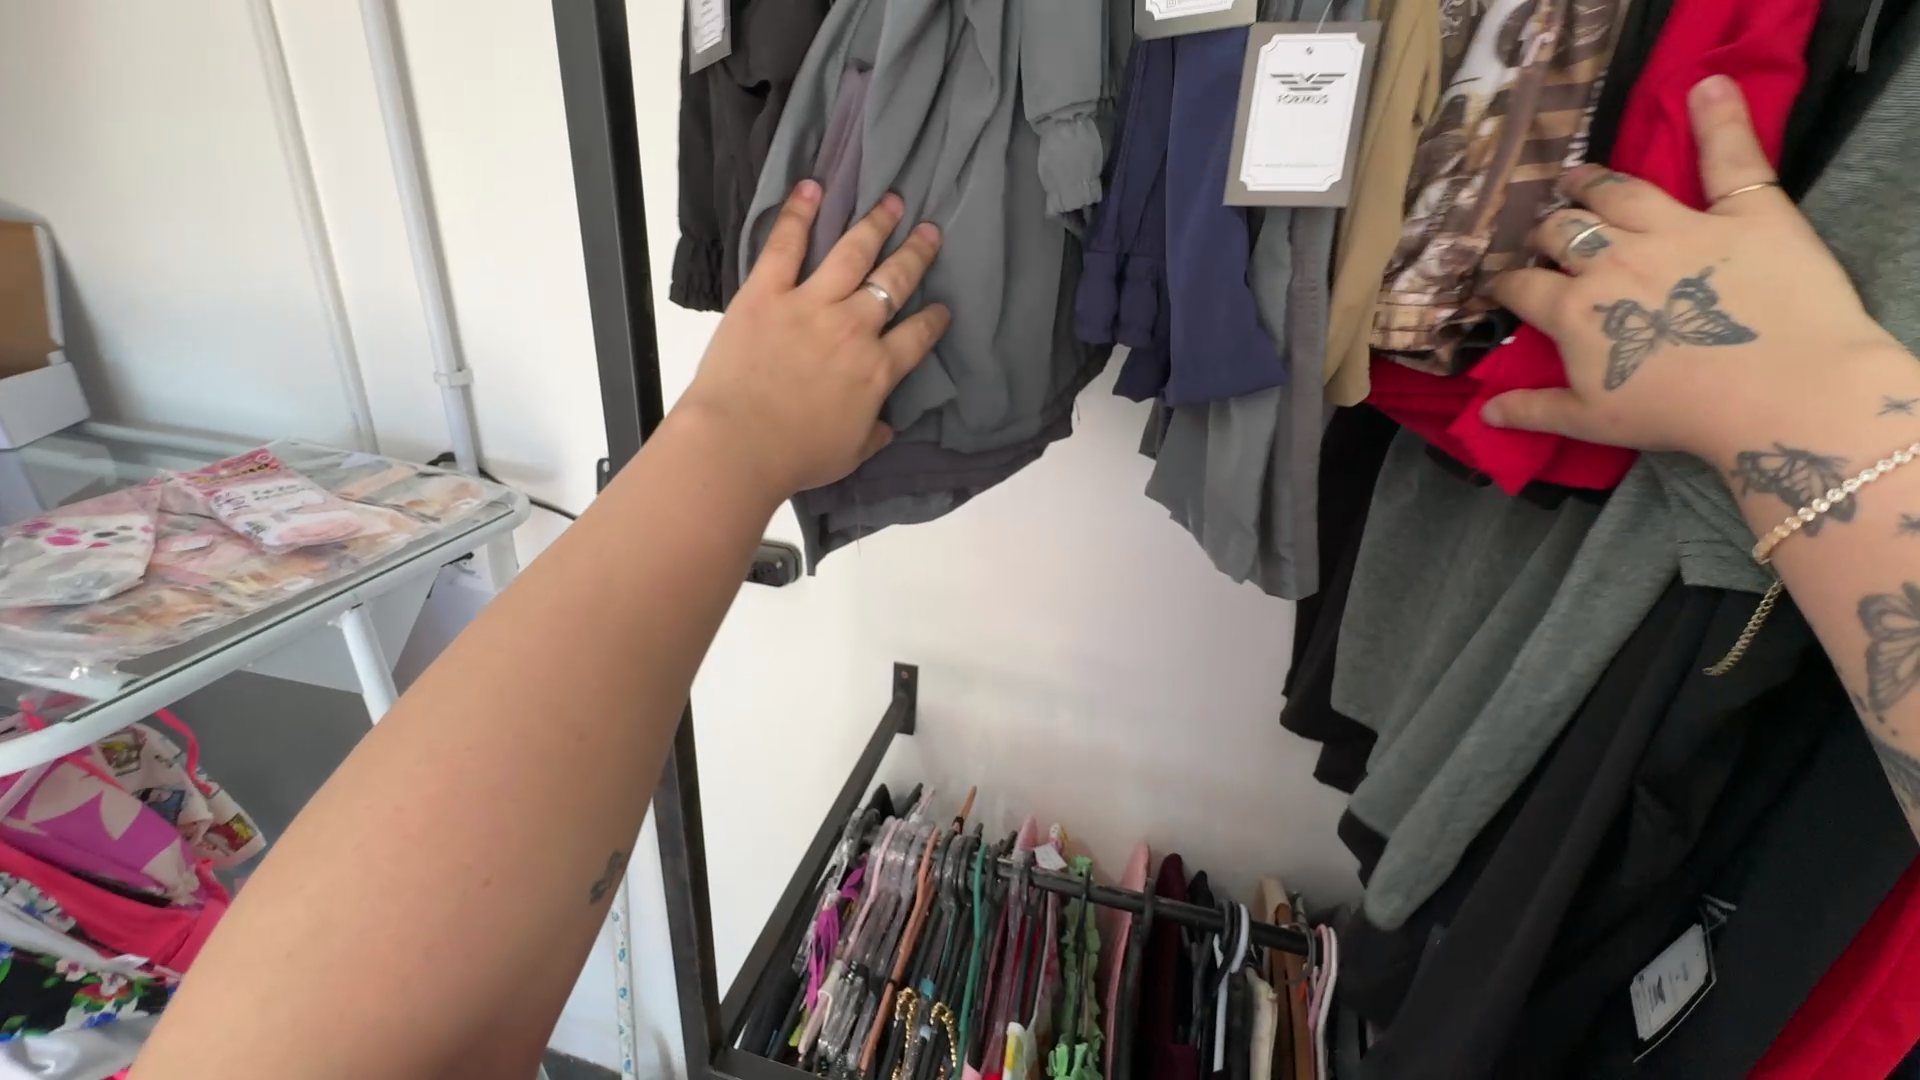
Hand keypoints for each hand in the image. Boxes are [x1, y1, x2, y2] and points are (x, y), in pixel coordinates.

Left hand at [670, 182, 949, 501]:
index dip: (934, 319)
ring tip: (892, 202)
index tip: (942, 308)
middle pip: (894, 281)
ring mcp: (809, 304)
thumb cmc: (796, 456)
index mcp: (877, 369)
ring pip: (852, 253)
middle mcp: (852, 328)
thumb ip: (874, 434)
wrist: (738, 445)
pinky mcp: (766, 293)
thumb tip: (887, 427)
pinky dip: (799, 214)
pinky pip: (785, 246)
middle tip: (930, 232)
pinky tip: (812, 188)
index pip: (918, 336)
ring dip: (875, 224)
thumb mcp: (851, 454)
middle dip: (916, 255)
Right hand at [1481, 75, 1911, 463]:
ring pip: (1621, 192)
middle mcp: (1613, 260)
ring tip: (1579, 174)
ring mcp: (1678, 230)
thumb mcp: (1587, 420)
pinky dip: (1722, 118)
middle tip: (1546, 235)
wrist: (1781, 394)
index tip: (1504, 288)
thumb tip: (1483, 412)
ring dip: (1593, 181)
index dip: (1506, 285)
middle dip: (1547, 232)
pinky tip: (1707, 86)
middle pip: (1564, 231)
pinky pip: (1731, 157)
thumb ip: (1529, 409)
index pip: (1520, 286)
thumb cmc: (1673, 412)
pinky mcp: (1746, 213)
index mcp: (1572, 310)